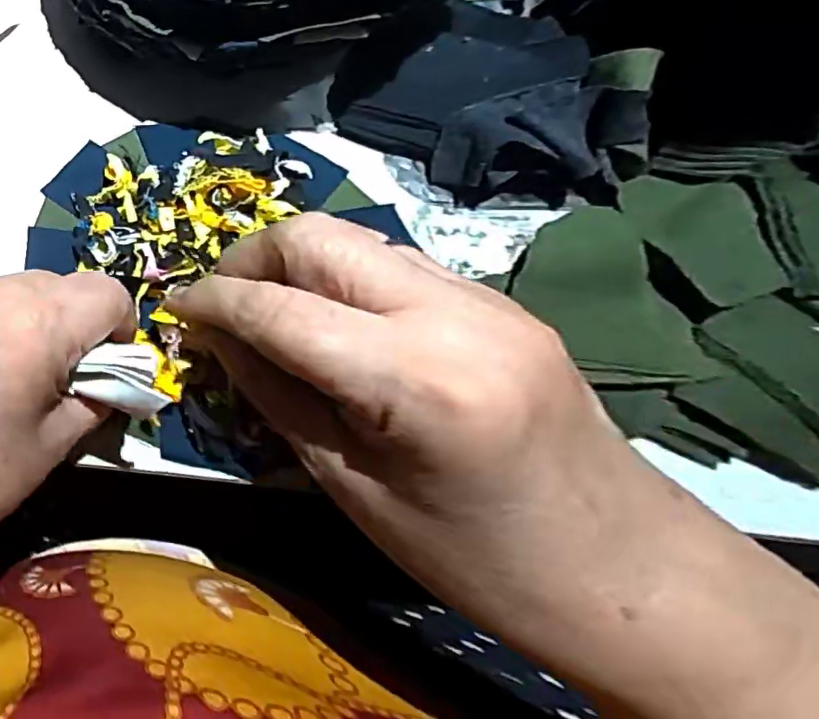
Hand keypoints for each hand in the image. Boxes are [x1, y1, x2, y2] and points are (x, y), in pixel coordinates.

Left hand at [0, 272, 132, 589]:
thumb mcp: (51, 447)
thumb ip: (97, 396)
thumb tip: (118, 376)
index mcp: (30, 326)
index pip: (107, 294)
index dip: (117, 330)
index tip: (103, 366)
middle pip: (61, 286)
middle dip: (71, 325)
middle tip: (50, 375)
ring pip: (17, 287)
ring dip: (28, 319)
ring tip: (2, 370)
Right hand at [166, 216, 818, 718]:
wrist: (642, 581)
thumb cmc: (480, 563)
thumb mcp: (353, 489)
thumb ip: (275, 396)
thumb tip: (216, 338)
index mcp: (420, 381)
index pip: (282, 309)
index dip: (214, 301)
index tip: (176, 307)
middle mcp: (456, 314)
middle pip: (318, 236)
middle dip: (250, 259)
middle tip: (221, 303)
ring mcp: (487, 297)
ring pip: (354, 238)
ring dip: (294, 262)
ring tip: (267, 308)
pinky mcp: (499, 298)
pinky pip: (392, 262)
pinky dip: (340, 277)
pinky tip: (330, 318)